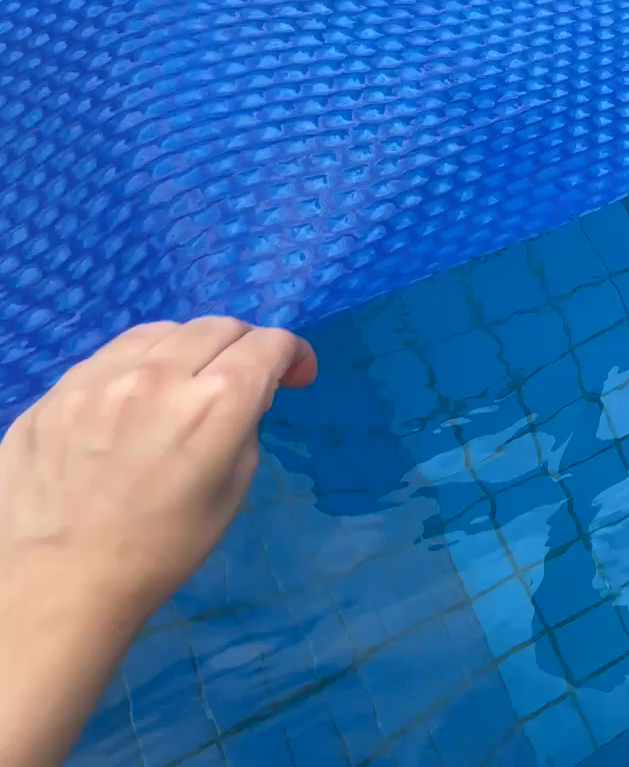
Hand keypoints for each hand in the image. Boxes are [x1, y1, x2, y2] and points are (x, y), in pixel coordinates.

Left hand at [0, 317, 317, 622]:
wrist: (58, 585)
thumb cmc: (170, 539)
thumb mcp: (239, 474)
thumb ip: (245, 416)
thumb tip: (245, 388)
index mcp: (219, 401)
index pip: (271, 343)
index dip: (293, 355)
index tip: (294, 378)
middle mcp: (157, 379)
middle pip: (220, 327)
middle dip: (247, 345)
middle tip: (250, 376)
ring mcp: (93, 387)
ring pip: (162, 332)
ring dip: (192, 346)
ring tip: (191, 380)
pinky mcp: (49, 401)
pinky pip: (108, 358)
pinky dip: (140, 364)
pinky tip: (139, 399)